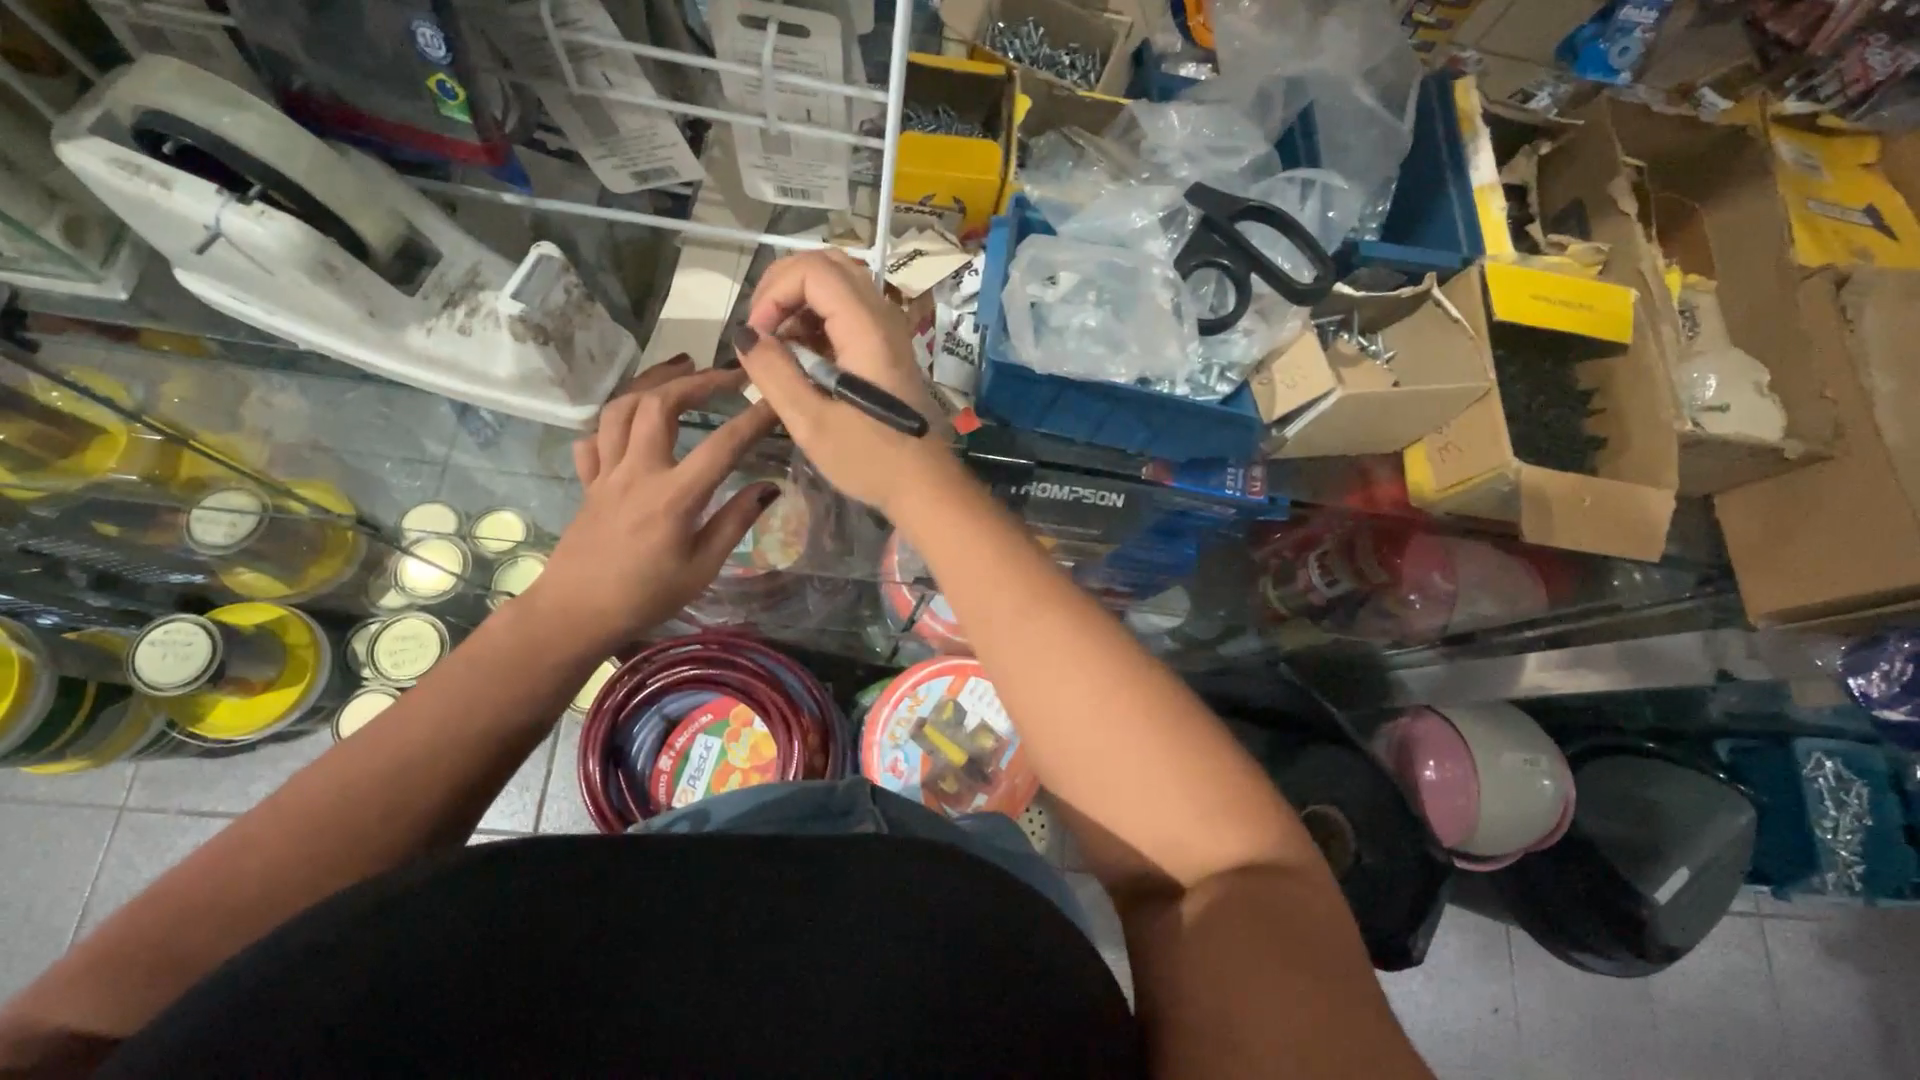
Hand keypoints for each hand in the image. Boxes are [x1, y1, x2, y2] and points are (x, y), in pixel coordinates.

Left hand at [519, 357, 779, 651]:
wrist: (575, 613)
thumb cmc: (645, 597)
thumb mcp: (702, 568)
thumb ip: (735, 522)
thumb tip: (769, 488)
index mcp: (673, 497)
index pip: (722, 446)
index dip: (753, 420)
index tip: (777, 401)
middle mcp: (638, 472)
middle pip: (660, 404)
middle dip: (697, 381)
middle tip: (728, 375)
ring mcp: (607, 474)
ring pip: (621, 408)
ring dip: (652, 381)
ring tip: (680, 367)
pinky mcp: (589, 483)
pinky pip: (595, 437)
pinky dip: (614, 419)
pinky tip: (631, 417)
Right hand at [732, 249, 955, 512]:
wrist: (924, 484)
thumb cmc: (869, 459)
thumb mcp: (811, 423)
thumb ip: (774, 373)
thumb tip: (745, 336)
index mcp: (866, 329)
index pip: (814, 270)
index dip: (775, 291)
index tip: (759, 336)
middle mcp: (882, 317)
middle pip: (827, 264)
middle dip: (783, 287)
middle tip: (761, 330)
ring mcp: (888, 330)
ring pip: (839, 284)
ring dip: (799, 302)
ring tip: (778, 347)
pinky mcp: (886, 347)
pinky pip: (848, 310)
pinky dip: (816, 319)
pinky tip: (802, 358)